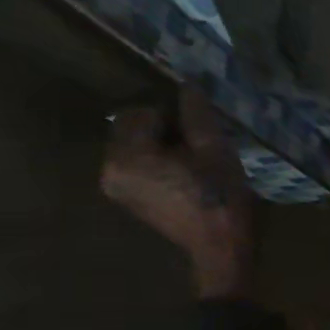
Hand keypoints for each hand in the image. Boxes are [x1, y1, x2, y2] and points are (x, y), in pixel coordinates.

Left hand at [100, 85, 256, 298]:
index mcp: (127, 156)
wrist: (219, 246)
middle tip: (192, 147)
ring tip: (188, 161)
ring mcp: (114, 186)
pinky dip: (153, 159)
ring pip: (133, 143)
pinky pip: (134, 162)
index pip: (143, 111)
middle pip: (131, 126)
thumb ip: (195, 111)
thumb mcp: (213, 146)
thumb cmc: (217, 195)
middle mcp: (110, 169)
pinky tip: (180, 175)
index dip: (173, 117)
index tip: (195, 138)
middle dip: (160, 128)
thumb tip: (187, 83)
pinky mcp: (125, 197)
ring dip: (157, 142)